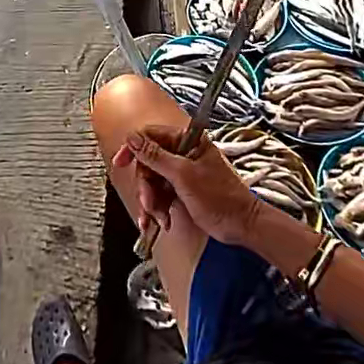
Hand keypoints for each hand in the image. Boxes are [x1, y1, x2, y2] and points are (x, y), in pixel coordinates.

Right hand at [110, 124, 262, 246]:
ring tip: (158, 217)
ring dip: (152, 201)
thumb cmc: (220, 198)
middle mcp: (183, 153)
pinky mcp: (181, 189)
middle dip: (146, 186)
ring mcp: (182, 172)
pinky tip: (160, 221)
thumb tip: (132, 138)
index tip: (121, 162)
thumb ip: (155, 155)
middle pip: (148, 162)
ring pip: (152, 181)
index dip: (133, 148)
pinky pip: (160, 194)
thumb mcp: (183, 175)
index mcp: (187, 140)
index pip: (150, 136)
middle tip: (148, 202)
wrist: (243, 227)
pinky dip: (158, 208)